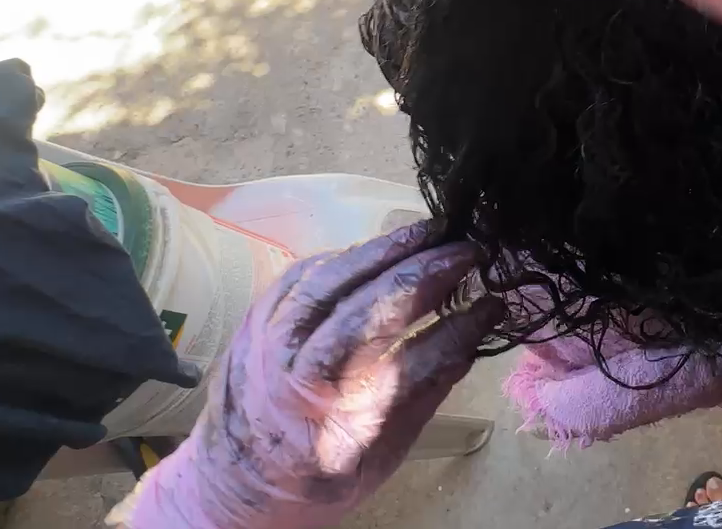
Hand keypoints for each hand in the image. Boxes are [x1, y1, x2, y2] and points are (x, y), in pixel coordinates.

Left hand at [108, 221, 501, 528]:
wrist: (226, 491)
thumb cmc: (320, 478)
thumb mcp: (387, 453)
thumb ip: (432, 384)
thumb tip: (483, 322)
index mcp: (334, 429)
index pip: (412, 363)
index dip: (461, 328)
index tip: (496, 302)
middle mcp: (293, 381)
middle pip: (366, 312)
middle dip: (427, 273)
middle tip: (473, 250)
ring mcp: (268, 341)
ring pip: (335, 277)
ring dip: (393, 248)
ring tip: (438, 230)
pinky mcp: (259, 312)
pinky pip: (314, 269)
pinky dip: (358, 253)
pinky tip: (392, 246)